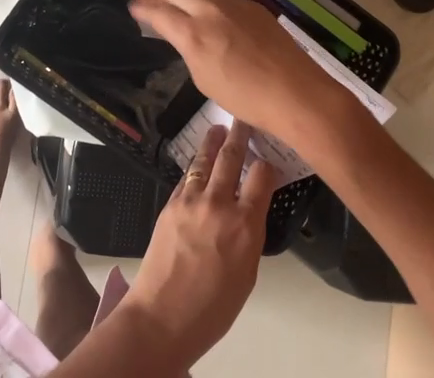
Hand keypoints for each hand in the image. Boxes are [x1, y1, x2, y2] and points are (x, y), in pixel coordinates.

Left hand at [122, 122, 279, 364]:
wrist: (163, 315)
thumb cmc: (214, 307)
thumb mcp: (247, 273)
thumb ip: (249, 236)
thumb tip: (249, 215)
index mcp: (246, 224)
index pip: (263, 176)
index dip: (268, 165)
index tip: (269, 160)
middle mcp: (220, 204)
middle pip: (232, 157)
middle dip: (240, 135)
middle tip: (243, 119)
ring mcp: (191, 200)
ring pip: (205, 160)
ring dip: (213, 142)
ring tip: (218, 128)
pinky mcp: (170, 204)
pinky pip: (186, 177)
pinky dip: (195, 166)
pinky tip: (198, 161)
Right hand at [129, 0, 342, 142]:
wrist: (296, 92)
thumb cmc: (246, 97)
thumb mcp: (204, 78)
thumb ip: (188, 49)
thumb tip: (182, 35)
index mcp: (194, 32)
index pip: (159, 12)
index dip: (142, 8)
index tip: (132, 5)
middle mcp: (211, 10)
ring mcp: (235, 5)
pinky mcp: (253, 7)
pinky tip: (202, 5)